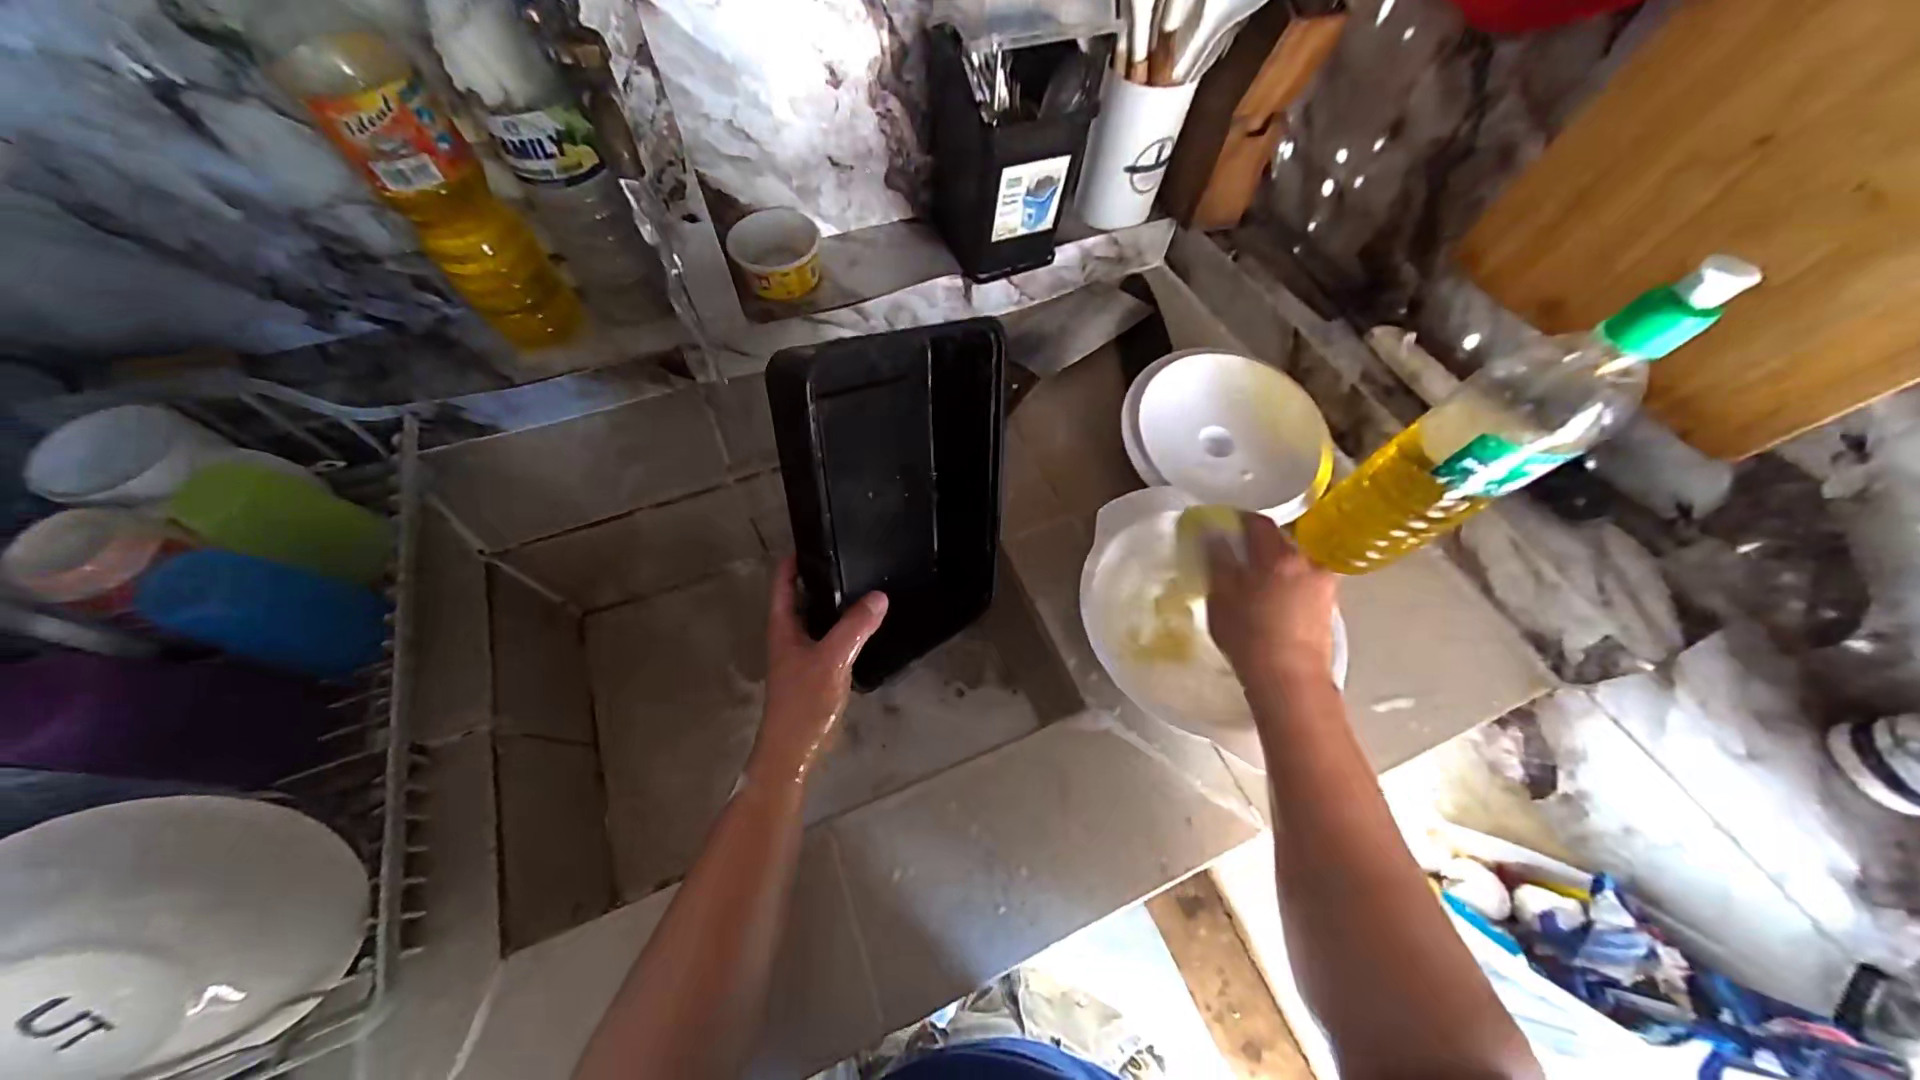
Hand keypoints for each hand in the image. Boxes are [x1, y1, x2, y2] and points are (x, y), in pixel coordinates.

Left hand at [747, 557, 887, 788]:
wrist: (793, 752)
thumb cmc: (804, 703)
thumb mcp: (832, 659)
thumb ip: (855, 627)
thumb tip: (879, 596)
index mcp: (782, 627)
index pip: (782, 583)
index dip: (793, 560)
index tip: (814, 539)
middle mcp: (788, 637)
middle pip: (799, 598)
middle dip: (817, 577)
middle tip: (848, 558)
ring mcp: (800, 656)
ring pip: (816, 619)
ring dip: (832, 603)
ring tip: (862, 586)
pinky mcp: (815, 673)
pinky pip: (829, 639)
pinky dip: (843, 627)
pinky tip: (865, 627)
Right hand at [1205, 512, 1337, 683]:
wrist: (1290, 678)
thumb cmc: (1249, 636)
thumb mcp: (1221, 596)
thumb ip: (1218, 560)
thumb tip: (1213, 535)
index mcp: (1278, 555)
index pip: (1258, 522)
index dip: (1237, 520)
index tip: (1221, 526)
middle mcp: (1306, 561)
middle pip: (1279, 539)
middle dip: (1257, 542)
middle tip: (1235, 554)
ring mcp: (1323, 582)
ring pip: (1293, 560)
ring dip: (1273, 563)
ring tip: (1253, 579)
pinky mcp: (1328, 603)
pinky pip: (1303, 579)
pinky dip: (1286, 580)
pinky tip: (1270, 597)